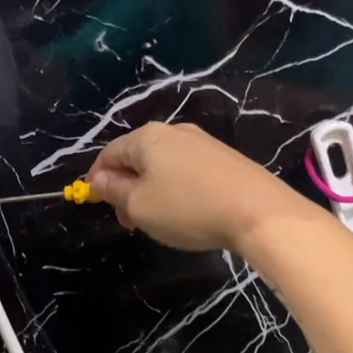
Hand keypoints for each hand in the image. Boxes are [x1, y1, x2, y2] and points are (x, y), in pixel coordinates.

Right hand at [86, 122, 312, 250]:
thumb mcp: (139, 205)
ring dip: (150, 190)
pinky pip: (187, 171)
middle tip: (127, 220)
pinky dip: (175, 189)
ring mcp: (203, 143)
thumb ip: (114, 190)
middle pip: (137, 157)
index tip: (94, 202)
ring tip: (156, 221)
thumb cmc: (187, 208)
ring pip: (162, 165)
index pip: (109, 153)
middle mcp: (174, 132)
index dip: (96, 178)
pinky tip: (185, 212)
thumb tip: (100, 179)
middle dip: (125, 187)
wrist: (259, 212)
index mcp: (147, 137)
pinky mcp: (225, 159)